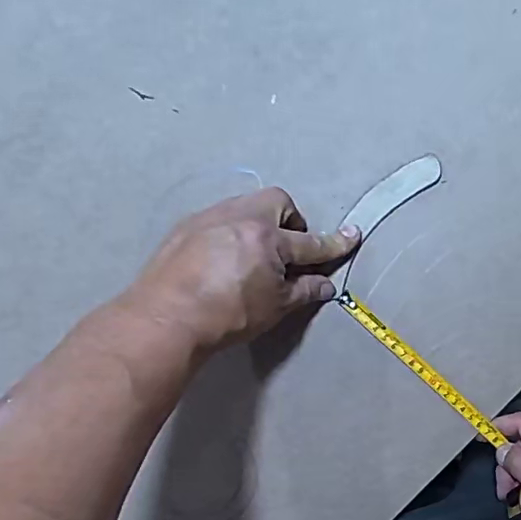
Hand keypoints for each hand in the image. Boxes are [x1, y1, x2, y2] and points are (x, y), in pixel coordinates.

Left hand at [118, 187, 359, 350]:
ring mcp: (210, 218)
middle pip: (278, 202)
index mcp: (268, 238)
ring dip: (261, 224)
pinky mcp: (186, 227)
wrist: (167, 317)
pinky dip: (233, 233)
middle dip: (292, 221)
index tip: (353, 235)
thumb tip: (325, 285)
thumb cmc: (229, 315)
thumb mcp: (276, 306)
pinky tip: (226, 259)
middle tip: (289, 251)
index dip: (334, 243)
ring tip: (257, 256)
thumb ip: (303, 290)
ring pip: (247, 207)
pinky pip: (220, 219)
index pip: (311, 242)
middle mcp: (241, 217)